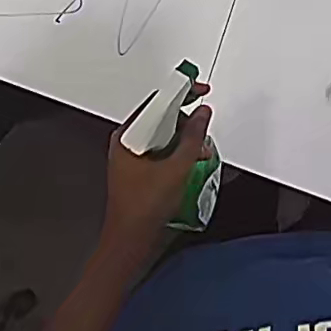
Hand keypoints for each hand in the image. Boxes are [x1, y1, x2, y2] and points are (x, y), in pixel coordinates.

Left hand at [104, 82, 211, 246]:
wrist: (131, 241)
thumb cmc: (143, 207)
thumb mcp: (177, 167)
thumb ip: (193, 137)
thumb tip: (202, 114)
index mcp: (128, 136)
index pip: (156, 102)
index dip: (180, 93)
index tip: (198, 89)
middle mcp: (127, 142)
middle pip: (161, 117)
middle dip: (186, 121)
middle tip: (203, 127)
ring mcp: (133, 156)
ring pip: (163, 133)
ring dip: (185, 138)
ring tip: (199, 150)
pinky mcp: (140, 168)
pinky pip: (162, 148)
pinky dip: (178, 150)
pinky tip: (191, 161)